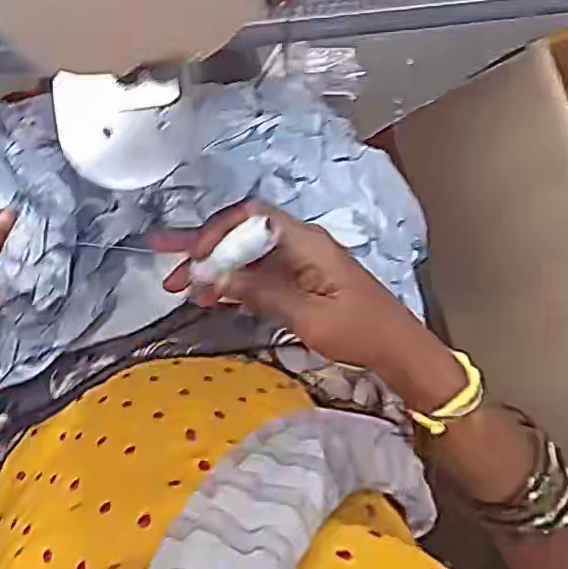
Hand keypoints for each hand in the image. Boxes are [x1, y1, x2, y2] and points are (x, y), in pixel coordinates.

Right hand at [153, 200, 451, 381]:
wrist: (399, 350)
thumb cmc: (361, 332)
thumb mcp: (308, 316)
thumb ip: (260, 292)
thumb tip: (216, 277)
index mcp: (306, 242)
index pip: (251, 218)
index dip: (218, 231)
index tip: (195, 256)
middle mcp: (297, 243)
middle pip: (240, 233)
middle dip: (202, 247)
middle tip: (168, 264)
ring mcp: (294, 261)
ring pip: (242, 254)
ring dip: (210, 267)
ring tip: (177, 284)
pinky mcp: (294, 279)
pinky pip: (253, 273)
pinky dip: (229, 282)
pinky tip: (207, 294)